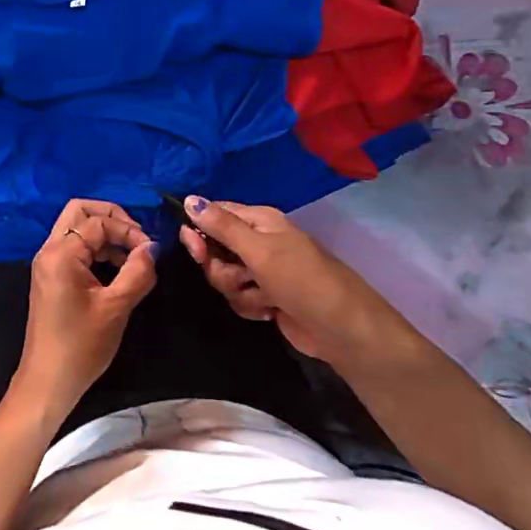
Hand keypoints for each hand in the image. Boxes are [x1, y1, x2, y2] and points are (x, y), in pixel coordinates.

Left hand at [15, 200, 158, 411]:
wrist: (49, 379)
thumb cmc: (82, 344)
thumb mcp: (117, 307)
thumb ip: (137, 272)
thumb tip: (152, 247)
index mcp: (60, 254)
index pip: (97, 222)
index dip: (128, 230)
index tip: (151, 250)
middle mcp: (49, 251)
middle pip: (79, 212)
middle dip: (112, 218)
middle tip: (139, 238)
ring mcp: (48, 264)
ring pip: (77, 229)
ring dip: (106, 234)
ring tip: (134, 256)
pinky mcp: (52, 277)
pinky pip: (75, 249)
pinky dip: (98, 249)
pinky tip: (119, 268)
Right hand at [180, 197, 417, 368]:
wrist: (342, 330)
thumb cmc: (302, 281)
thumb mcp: (259, 250)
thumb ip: (221, 226)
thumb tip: (189, 199)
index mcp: (259, 220)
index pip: (213, 214)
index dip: (198, 231)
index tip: (196, 250)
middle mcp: (258, 241)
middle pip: (213, 250)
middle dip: (220, 268)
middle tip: (240, 277)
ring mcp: (261, 271)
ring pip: (222, 276)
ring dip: (237, 290)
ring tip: (264, 298)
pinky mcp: (264, 296)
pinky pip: (236, 297)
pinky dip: (249, 305)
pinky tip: (269, 311)